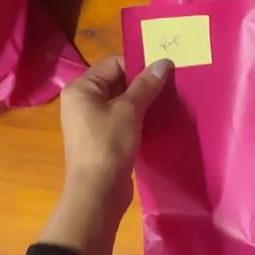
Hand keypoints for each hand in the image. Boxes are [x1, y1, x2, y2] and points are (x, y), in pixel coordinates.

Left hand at [39, 56, 170, 254]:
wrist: (98, 192)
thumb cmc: (109, 145)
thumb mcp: (129, 110)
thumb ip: (146, 85)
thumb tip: (164, 62)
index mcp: (82, 88)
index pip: (113, 64)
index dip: (139, 64)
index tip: (166, 70)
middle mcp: (83, 102)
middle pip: (117, 82)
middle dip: (144, 84)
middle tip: (173, 84)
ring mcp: (91, 122)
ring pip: (122, 103)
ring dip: (144, 102)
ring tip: (170, 101)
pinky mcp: (103, 140)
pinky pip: (123, 120)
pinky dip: (139, 119)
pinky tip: (159, 121)